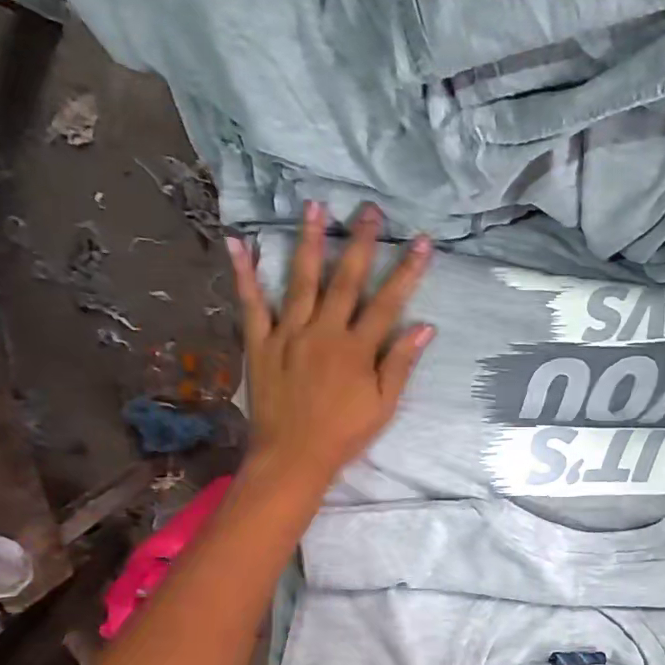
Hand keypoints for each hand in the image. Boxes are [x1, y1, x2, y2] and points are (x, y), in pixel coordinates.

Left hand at [228, 201, 433, 487]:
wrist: (293, 457)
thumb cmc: (343, 434)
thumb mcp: (383, 405)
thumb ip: (401, 364)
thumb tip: (425, 327)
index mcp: (357, 349)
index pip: (388, 301)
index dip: (407, 270)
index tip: (420, 241)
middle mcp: (324, 332)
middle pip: (345, 280)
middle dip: (360, 242)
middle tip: (368, 209)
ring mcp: (288, 334)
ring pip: (300, 280)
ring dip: (308, 241)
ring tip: (314, 206)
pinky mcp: (260, 343)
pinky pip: (251, 304)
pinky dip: (244, 274)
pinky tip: (238, 244)